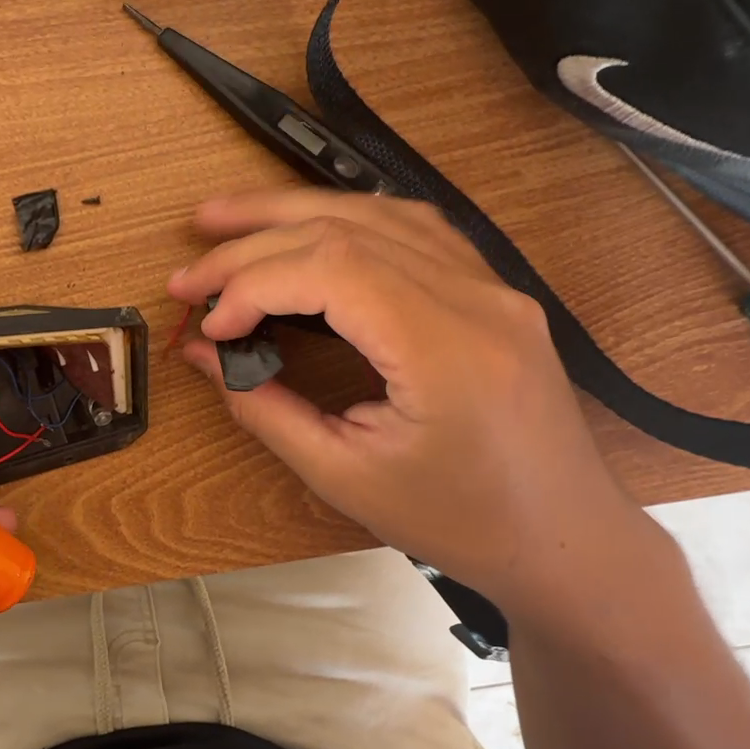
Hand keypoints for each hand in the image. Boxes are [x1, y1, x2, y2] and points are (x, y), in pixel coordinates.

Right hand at [168, 189, 646, 607]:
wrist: (564, 537)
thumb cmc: (456, 519)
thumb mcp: (342, 475)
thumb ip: (263, 406)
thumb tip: (201, 354)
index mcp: (446, 350)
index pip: (333, 271)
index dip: (253, 284)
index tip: (207, 327)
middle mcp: (477, 299)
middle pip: (345, 231)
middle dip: (250, 245)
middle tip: (185, 276)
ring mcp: (490, 287)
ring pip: (376, 213)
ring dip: (288, 211)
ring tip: (221, 219)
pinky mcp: (488, 291)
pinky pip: (409, 228)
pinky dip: (341, 219)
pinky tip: (300, 226)